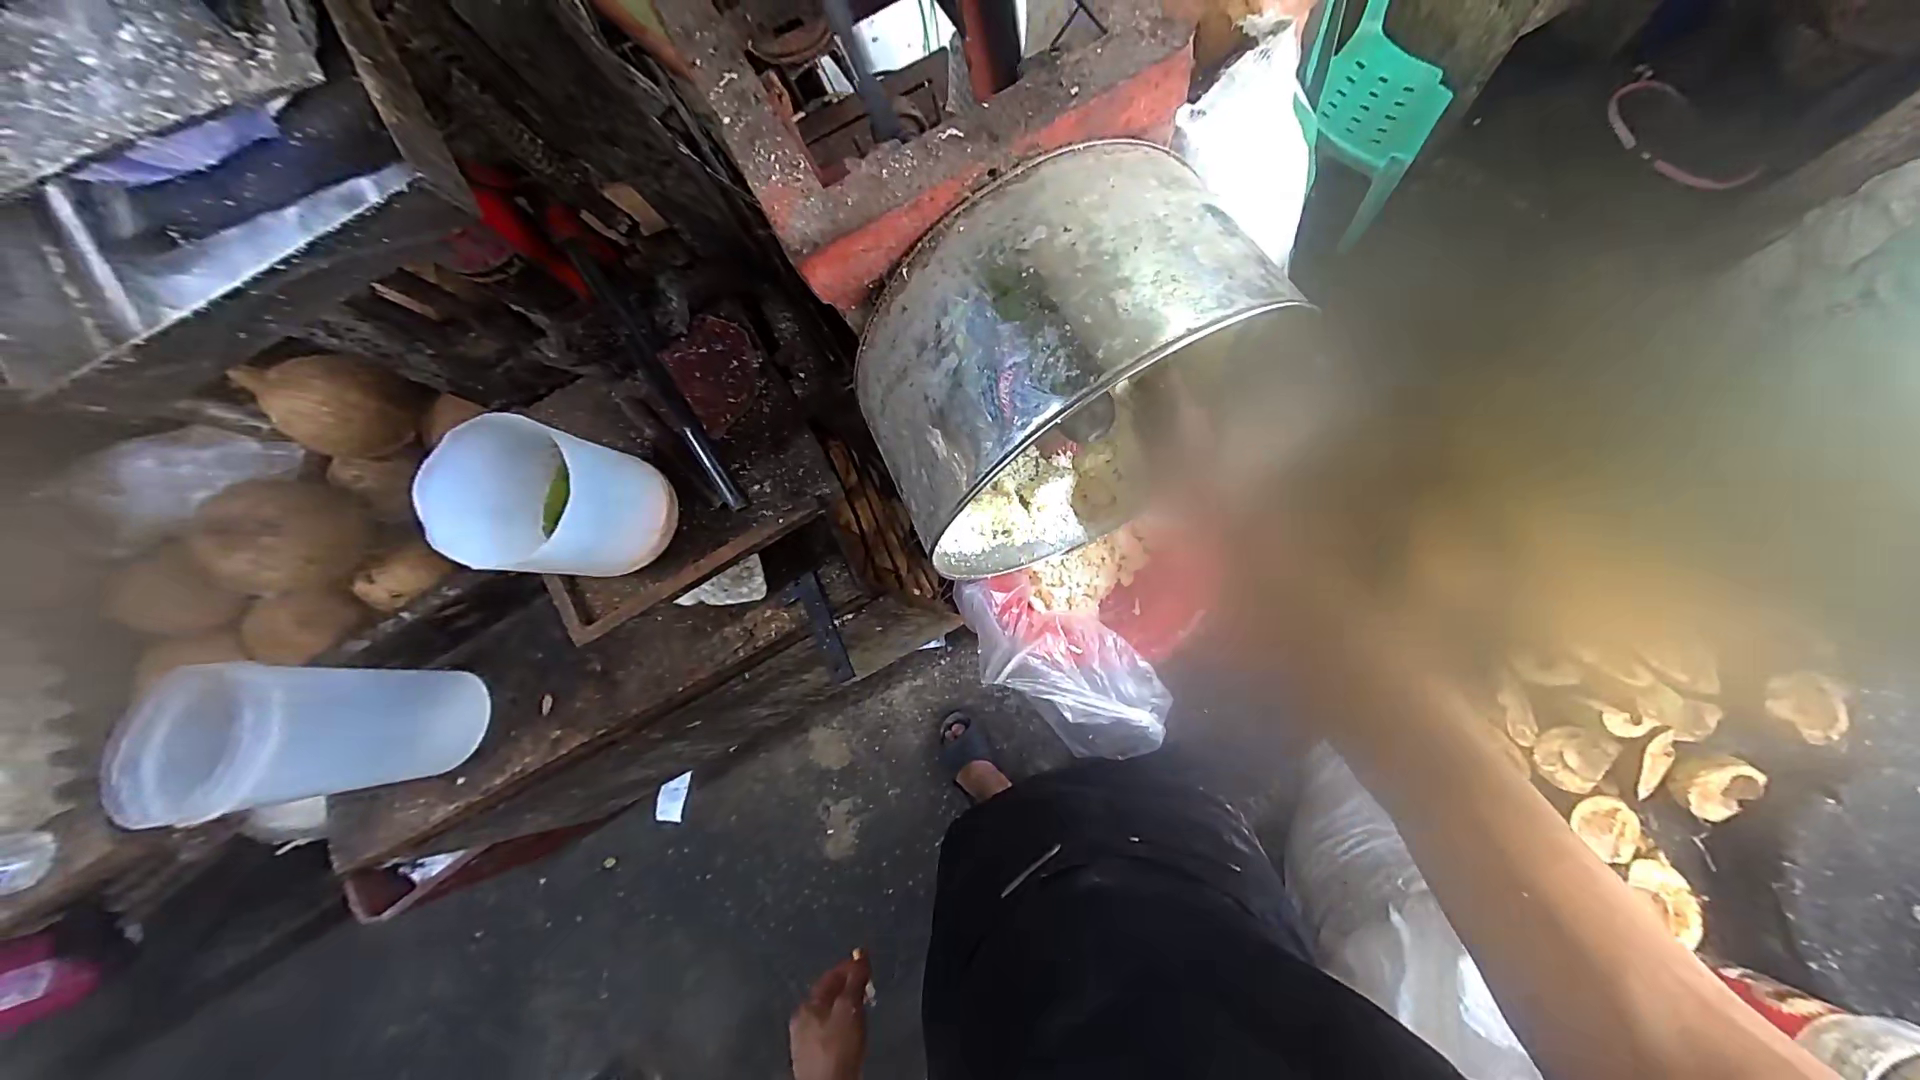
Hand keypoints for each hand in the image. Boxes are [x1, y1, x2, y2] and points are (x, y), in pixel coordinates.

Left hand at [789, 951, 869, 1079]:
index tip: (867, 963)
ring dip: (846, 1007)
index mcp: (807, 1005)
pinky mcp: (812, 1060)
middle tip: (868, 986)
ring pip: (829, 1014)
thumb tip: (861, 954)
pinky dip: (842, 1025)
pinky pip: (829, 1032)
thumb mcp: (849, 1008)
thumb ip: (855, 980)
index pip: (830, 975)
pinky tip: (852, 1032)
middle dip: (848, 987)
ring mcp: (804, 1042)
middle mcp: (801, 1021)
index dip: (850, 966)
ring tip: (863, 1007)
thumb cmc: (837, 1046)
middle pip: (828, 995)